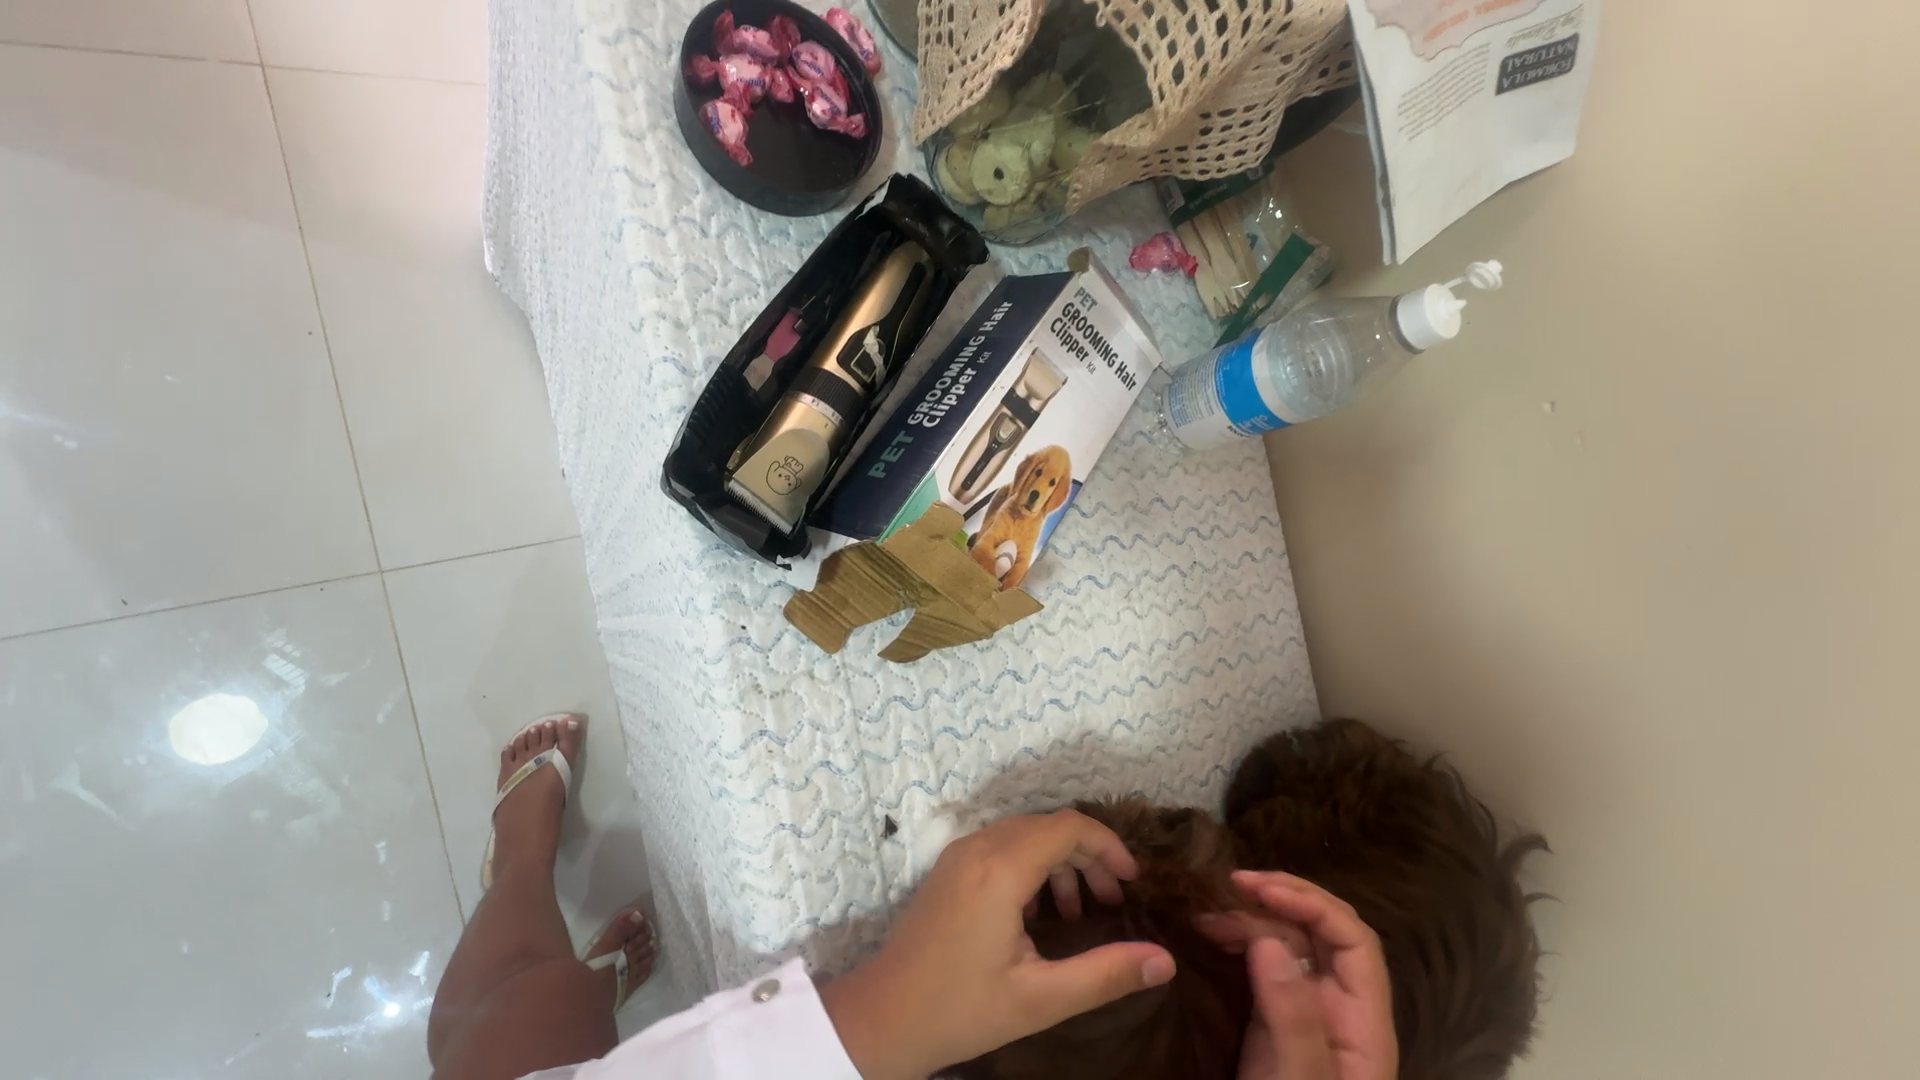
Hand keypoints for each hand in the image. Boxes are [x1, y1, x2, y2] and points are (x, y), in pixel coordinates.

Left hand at [819, 809, 1176, 1079]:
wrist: (884, 1017)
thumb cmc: (961, 1009)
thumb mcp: (1040, 999)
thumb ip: (1105, 975)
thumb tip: (1164, 961)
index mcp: (1000, 870)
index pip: (1067, 827)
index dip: (1107, 845)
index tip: (1133, 881)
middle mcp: (978, 848)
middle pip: (1048, 826)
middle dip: (1088, 856)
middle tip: (1113, 901)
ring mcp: (959, 854)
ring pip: (1025, 833)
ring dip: (1060, 860)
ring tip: (1080, 911)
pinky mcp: (950, 867)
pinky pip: (1002, 845)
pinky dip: (1032, 864)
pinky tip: (1040, 912)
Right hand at [1197, 871, 1397, 1079]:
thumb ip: (1293, 1019)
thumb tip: (1271, 940)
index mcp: (1364, 1025)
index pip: (1353, 941)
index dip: (1311, 904)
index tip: (1257, 889)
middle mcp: (1340, 1011)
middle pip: (1324, 934)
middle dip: (1281, 900)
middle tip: (1229, 885)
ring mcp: (1307, 1017)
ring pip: (1290, 946)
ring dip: (1252, 918)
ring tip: (1207, 913)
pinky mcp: (1274, 1025)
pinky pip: (1264, 966)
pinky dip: (1238, 940)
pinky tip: (1211, 934)